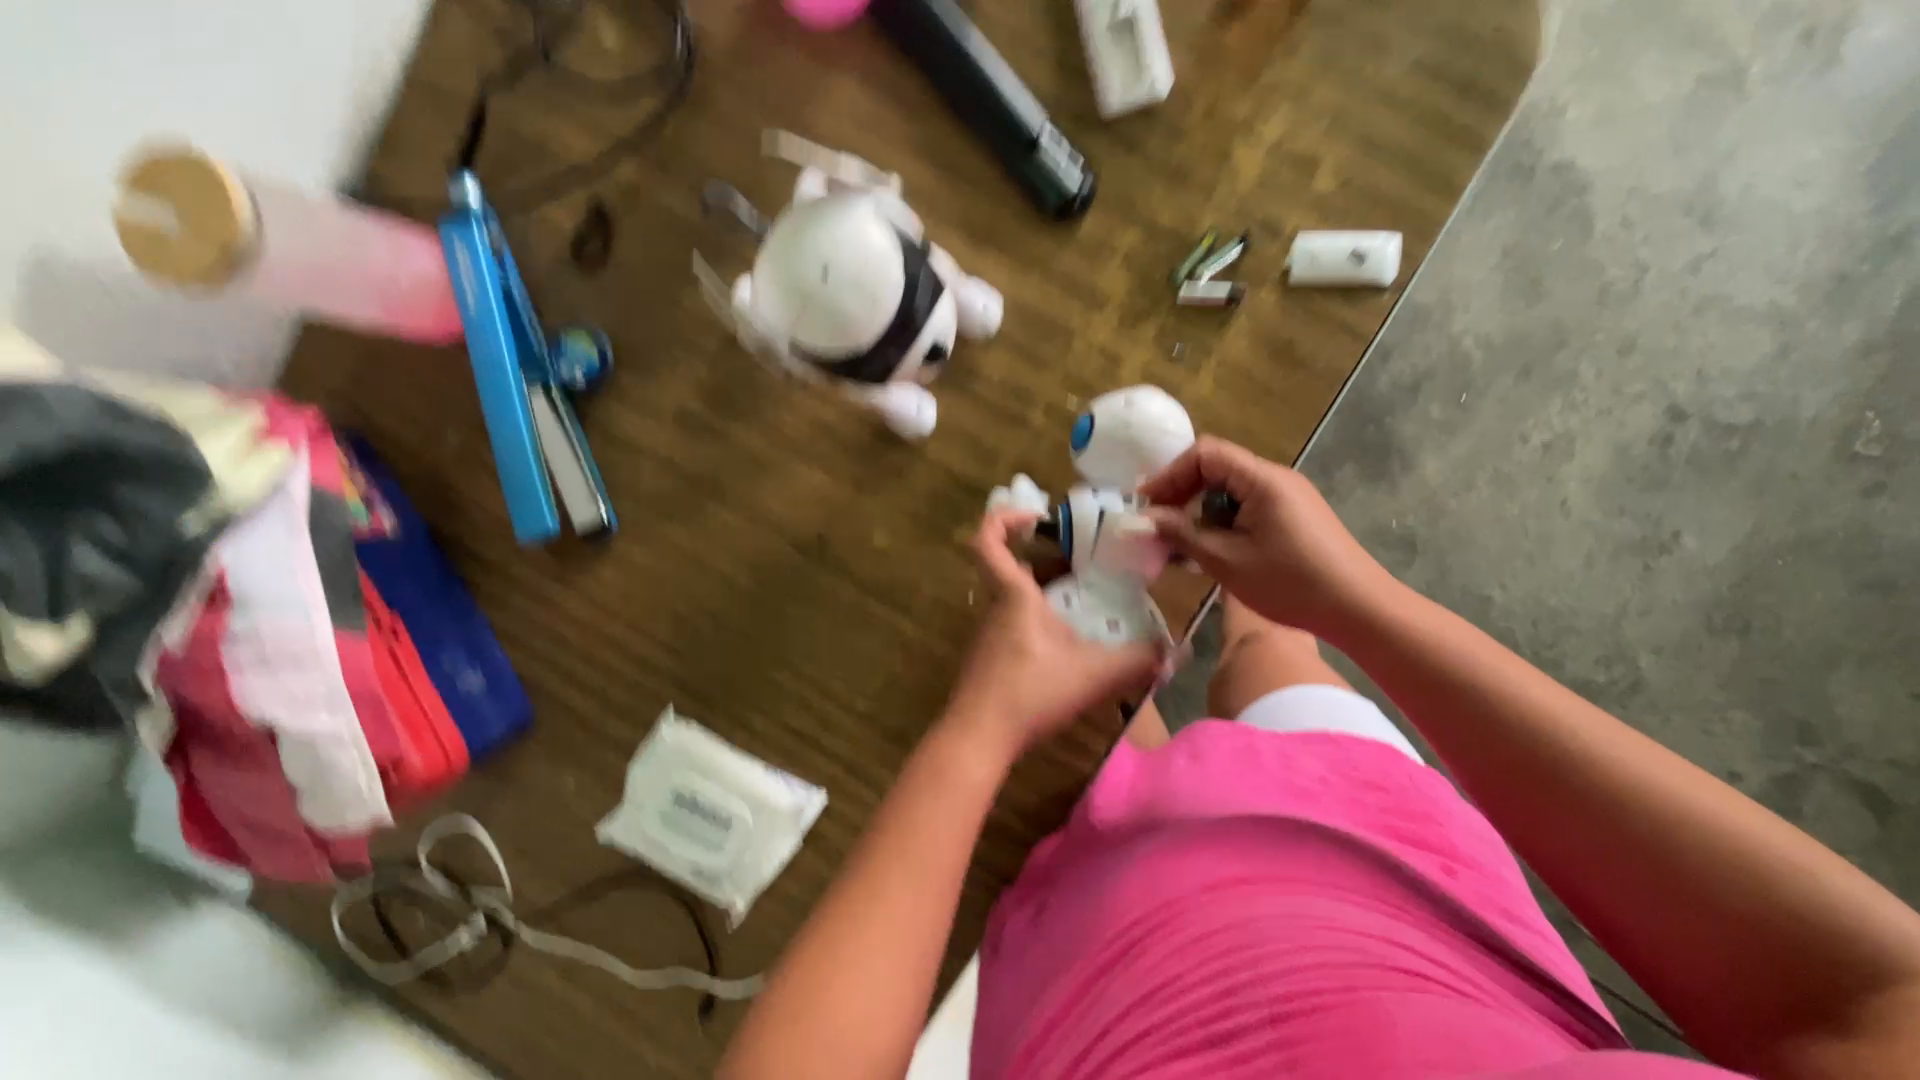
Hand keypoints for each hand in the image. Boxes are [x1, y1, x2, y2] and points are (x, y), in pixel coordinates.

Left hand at [942, 510, 1163, 761]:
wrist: (977, 739)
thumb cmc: (1031, 692)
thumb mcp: (1095, 674)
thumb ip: (1139, 661)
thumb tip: (1175, 651)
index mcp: (1013, 595)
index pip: (987, 539)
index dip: (1004, 518)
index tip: (1036, 517)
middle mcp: (995, 608)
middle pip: (1011, 568)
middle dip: (1045, 559)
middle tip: (1085, 564)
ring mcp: (988, 637)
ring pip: (1014, 600)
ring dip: (1045, 595)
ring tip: (1086, 605)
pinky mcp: (989, 662)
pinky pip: (1014, 628)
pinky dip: (1039, 626)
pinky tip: (1069, 649)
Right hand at [1139, 436, 1395, 640]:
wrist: (1359, 609)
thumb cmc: (1290, 583)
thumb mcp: (1227, 561)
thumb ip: (1183, 534)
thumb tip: (1146, 518)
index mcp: (1262, 479)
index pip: (1205, 453)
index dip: (1170, 474)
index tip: (1147, 504)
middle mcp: (1276, 479)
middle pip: (1217, 469)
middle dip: (1182, 494)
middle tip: (1157, 526)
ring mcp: (1288, 498)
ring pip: (1231, 491)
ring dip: (1200, 512)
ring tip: (1179, 545)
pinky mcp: (1294, 517)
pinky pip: (1248, 508)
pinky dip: (1223, 523)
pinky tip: (1211, 552)